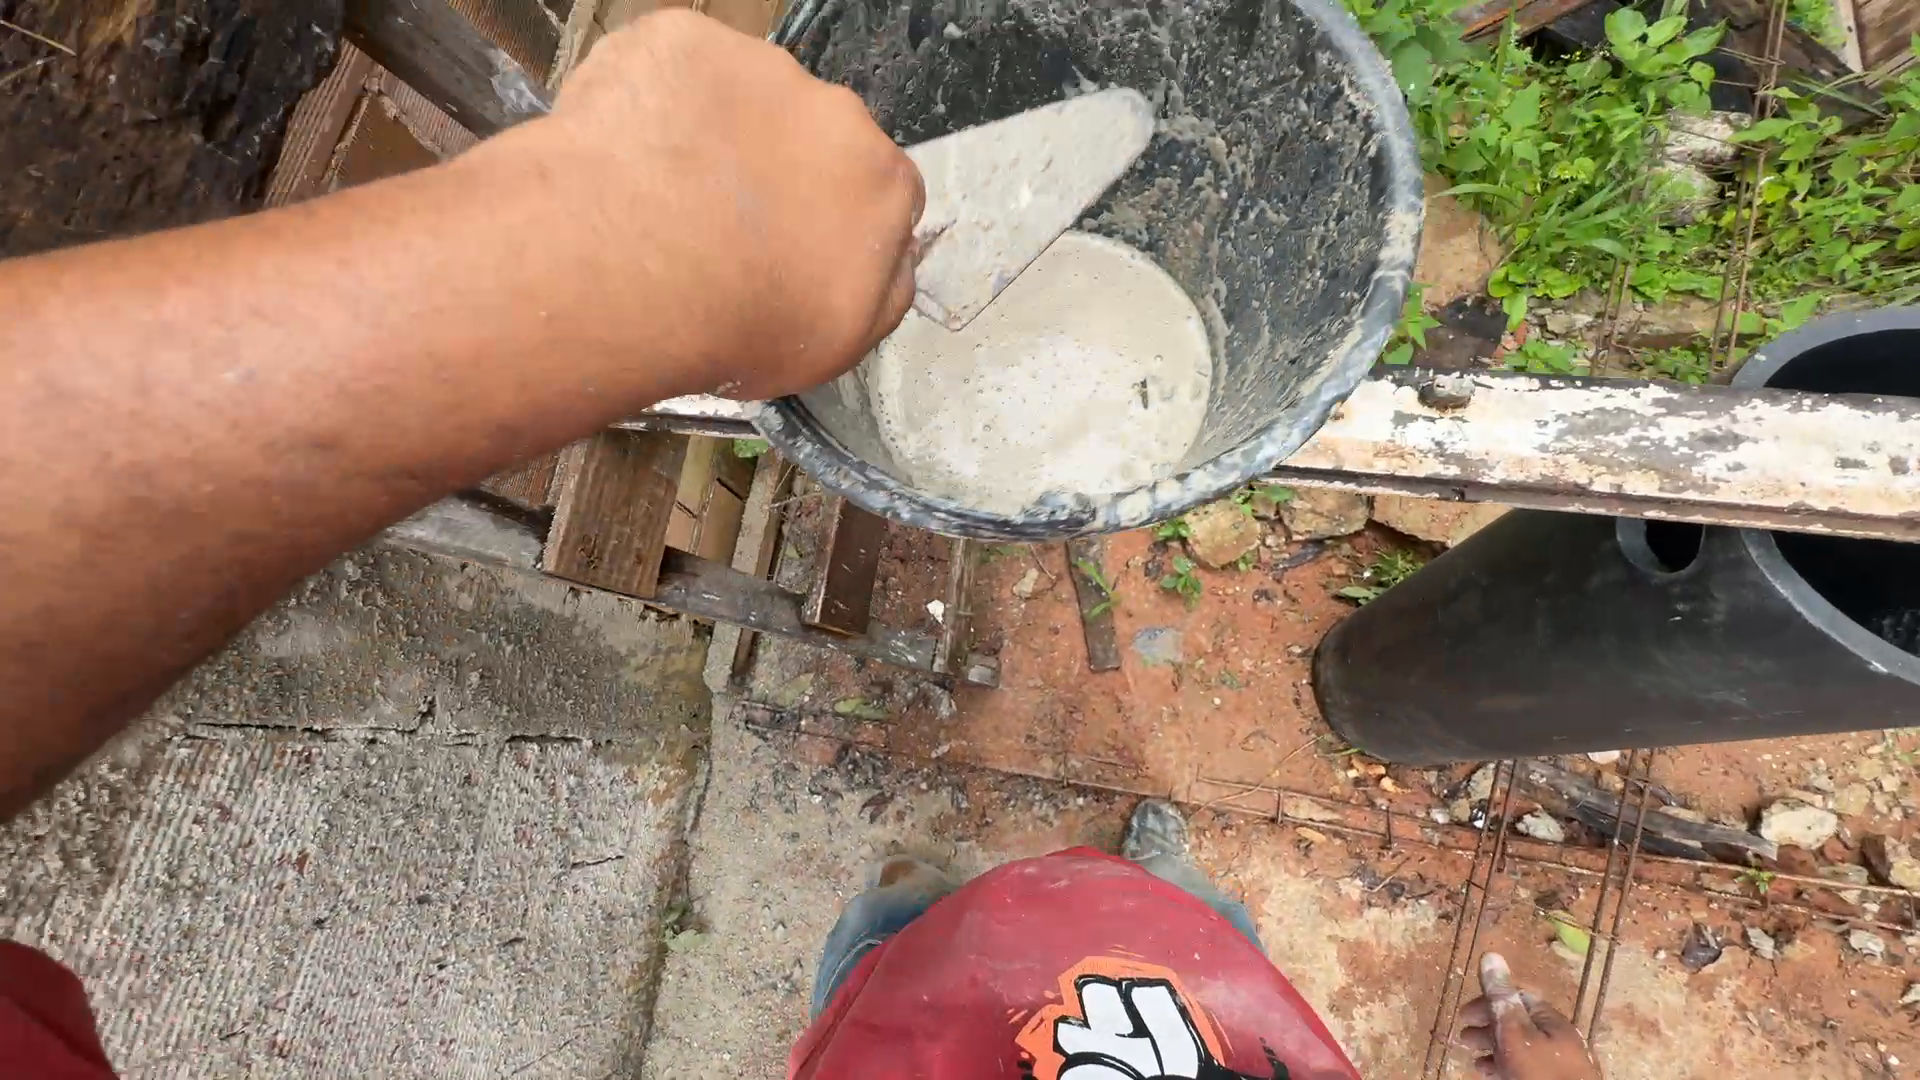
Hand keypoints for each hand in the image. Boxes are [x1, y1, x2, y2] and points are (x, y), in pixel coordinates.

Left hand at [463, 9, 921, 400]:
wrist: (634, 277)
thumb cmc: (747, 325)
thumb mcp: (846, 343)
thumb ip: (888, 290)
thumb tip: (896, 255)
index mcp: (885, 184)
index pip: (884, 191)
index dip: (845, 221)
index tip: (806, 248)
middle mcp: (837, 112)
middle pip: (823, 138)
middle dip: (791, 174)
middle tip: (739, 229)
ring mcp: (757, 69)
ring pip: (753, 101)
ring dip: (730, 138)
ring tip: (683, 200)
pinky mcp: (682, 43)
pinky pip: (684, 73)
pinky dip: (668, 107)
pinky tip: (644, 160)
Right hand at [1455, 954, 1601, 1079]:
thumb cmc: (1540, 1073)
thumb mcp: (1514, 1032)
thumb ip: (1501, 997)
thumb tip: (1491, 955)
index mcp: (1551, 1021)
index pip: (1515, 997)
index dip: (1487, 1001)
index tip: (1465, 1015)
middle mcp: (1557, 1038)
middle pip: (1515, 1022)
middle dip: (1486, 1026)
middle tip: (1464, 1037)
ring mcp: (1558, 1062)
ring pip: (1518, 1046)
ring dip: (1491, 1048)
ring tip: (1473, 1058)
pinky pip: (1525, 1066)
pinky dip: (1504, 1065)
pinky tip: (1490, 1072)